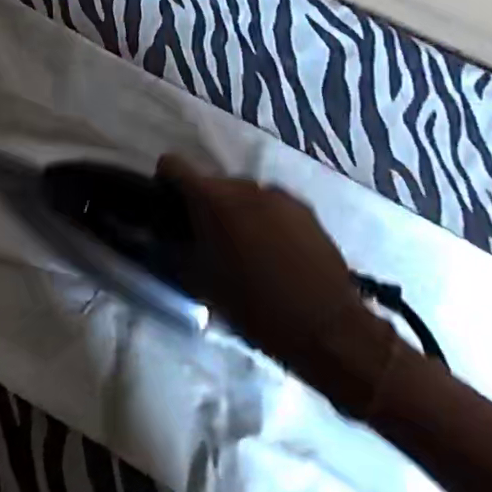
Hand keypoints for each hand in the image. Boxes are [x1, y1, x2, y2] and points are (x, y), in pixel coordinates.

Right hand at [160, 155, 390, 382]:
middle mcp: (244, 185)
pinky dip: (264, 220)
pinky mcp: (305, 208)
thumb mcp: (201, 283)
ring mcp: (278, 194)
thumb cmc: (255, 307)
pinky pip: (271, 206)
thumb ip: (175, 251)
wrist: (326, 326)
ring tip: (244, 251)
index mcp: (212, 199)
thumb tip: (165, 237)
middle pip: (211, 183)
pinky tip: (274, 254)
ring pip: (243, 194)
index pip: (173, 165)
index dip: (165, 182)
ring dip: (236, 213)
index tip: (168, 207)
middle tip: (207, 242)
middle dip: (204, 206)